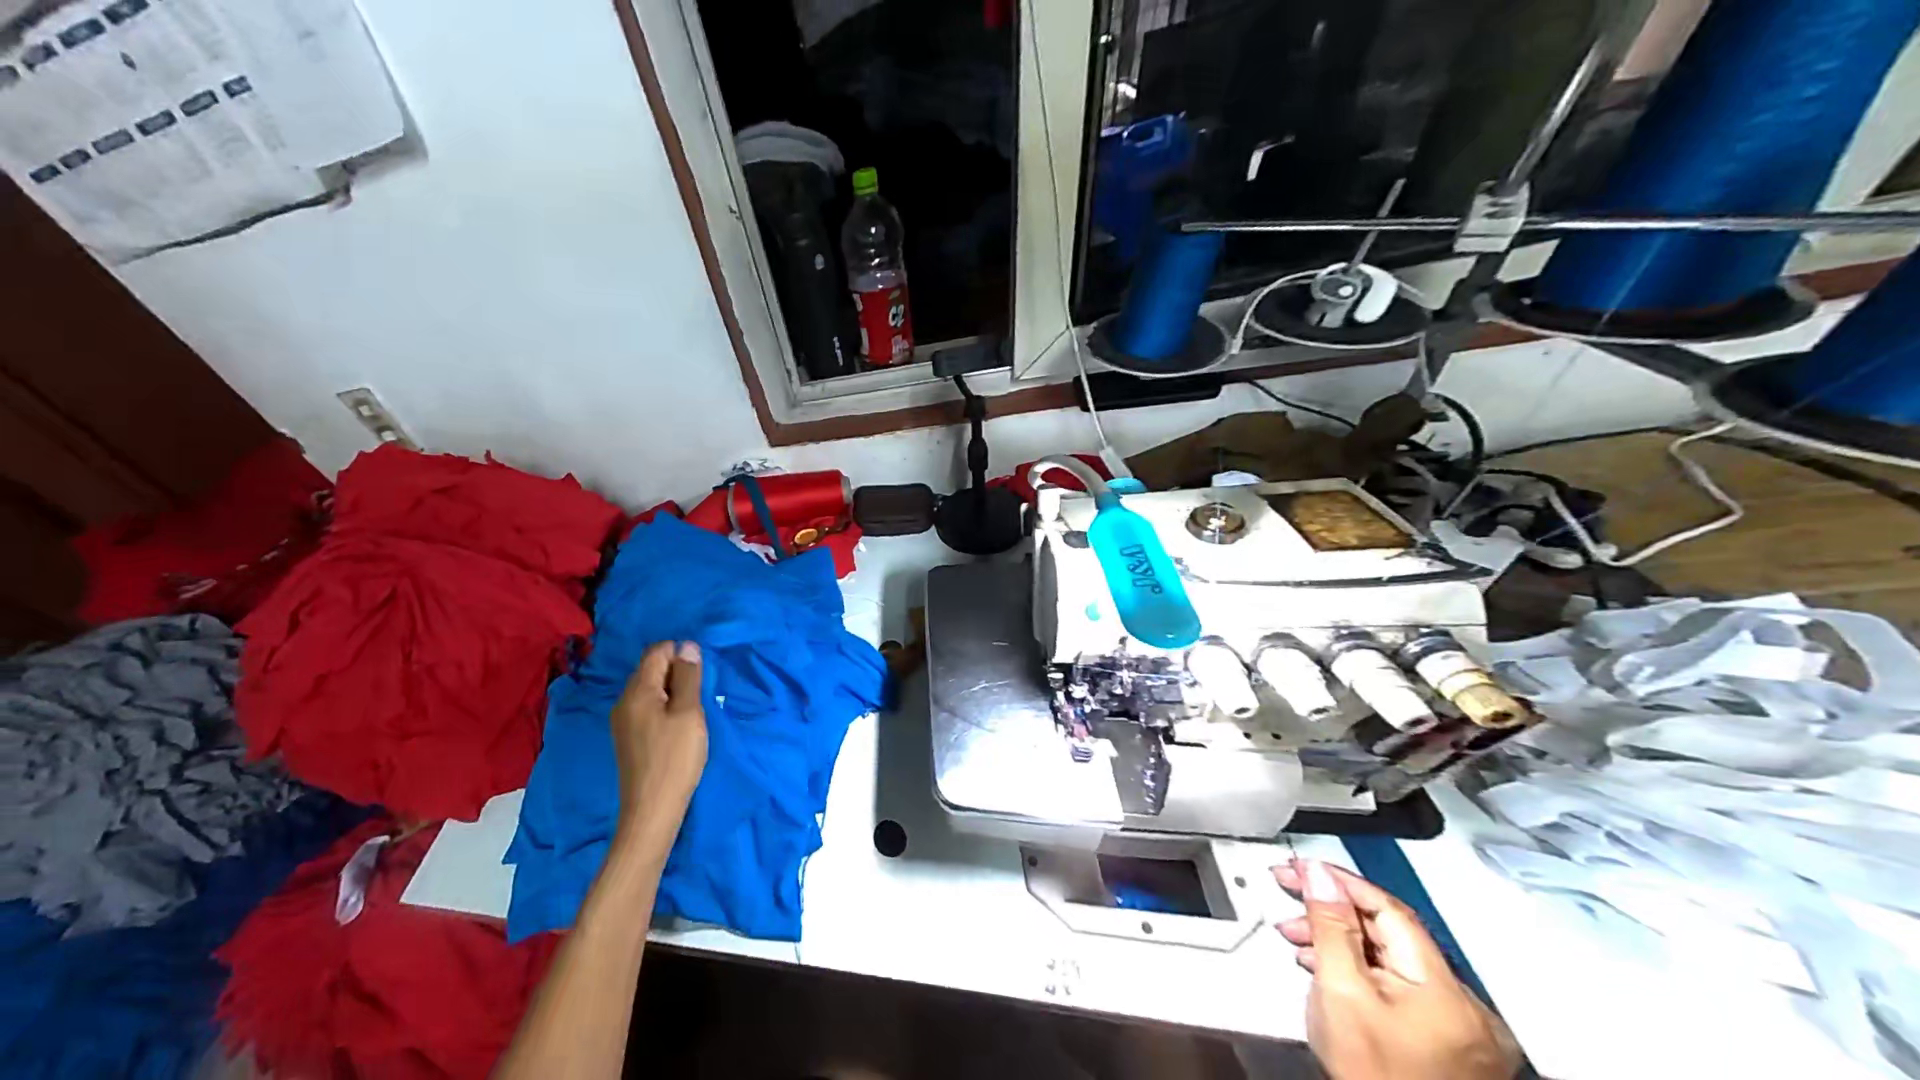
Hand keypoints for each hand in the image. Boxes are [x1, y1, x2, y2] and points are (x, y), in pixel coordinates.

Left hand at [610, 641, 707, 847]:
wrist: (652, 809)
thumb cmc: (675, 758)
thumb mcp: (689, 713)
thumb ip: (688, 677)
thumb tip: (686, 646)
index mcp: (636, 691)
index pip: (656, 652)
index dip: (681, 654)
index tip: (701, 675)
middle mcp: (623, 701)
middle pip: (651, 669)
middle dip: (677, 672)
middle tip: (700, 695)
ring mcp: (623, 721)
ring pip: (650, 689)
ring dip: (673, 691)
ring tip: (692, 712)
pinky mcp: (628, 737)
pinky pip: (647, 707)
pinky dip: (665, 707)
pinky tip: (679, 726)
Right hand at [1273, 859, 1521, 1079]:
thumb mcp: (1338, 991)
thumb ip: (1330, 926)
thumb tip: (1321, 876)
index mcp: (1443, 989)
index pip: (1387, 908)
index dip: (1341, 882)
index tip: (1304, 868)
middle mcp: (1465, 1005)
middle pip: (1390, 932)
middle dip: (1334, 911)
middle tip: (1292, 893)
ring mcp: (1461, 1027)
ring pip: (1392, 958)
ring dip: (1341, 941)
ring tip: (1299, 938)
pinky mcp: (1449, 1043)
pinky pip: (1401, 986)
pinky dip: (1362, 971)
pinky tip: (1330, 972)